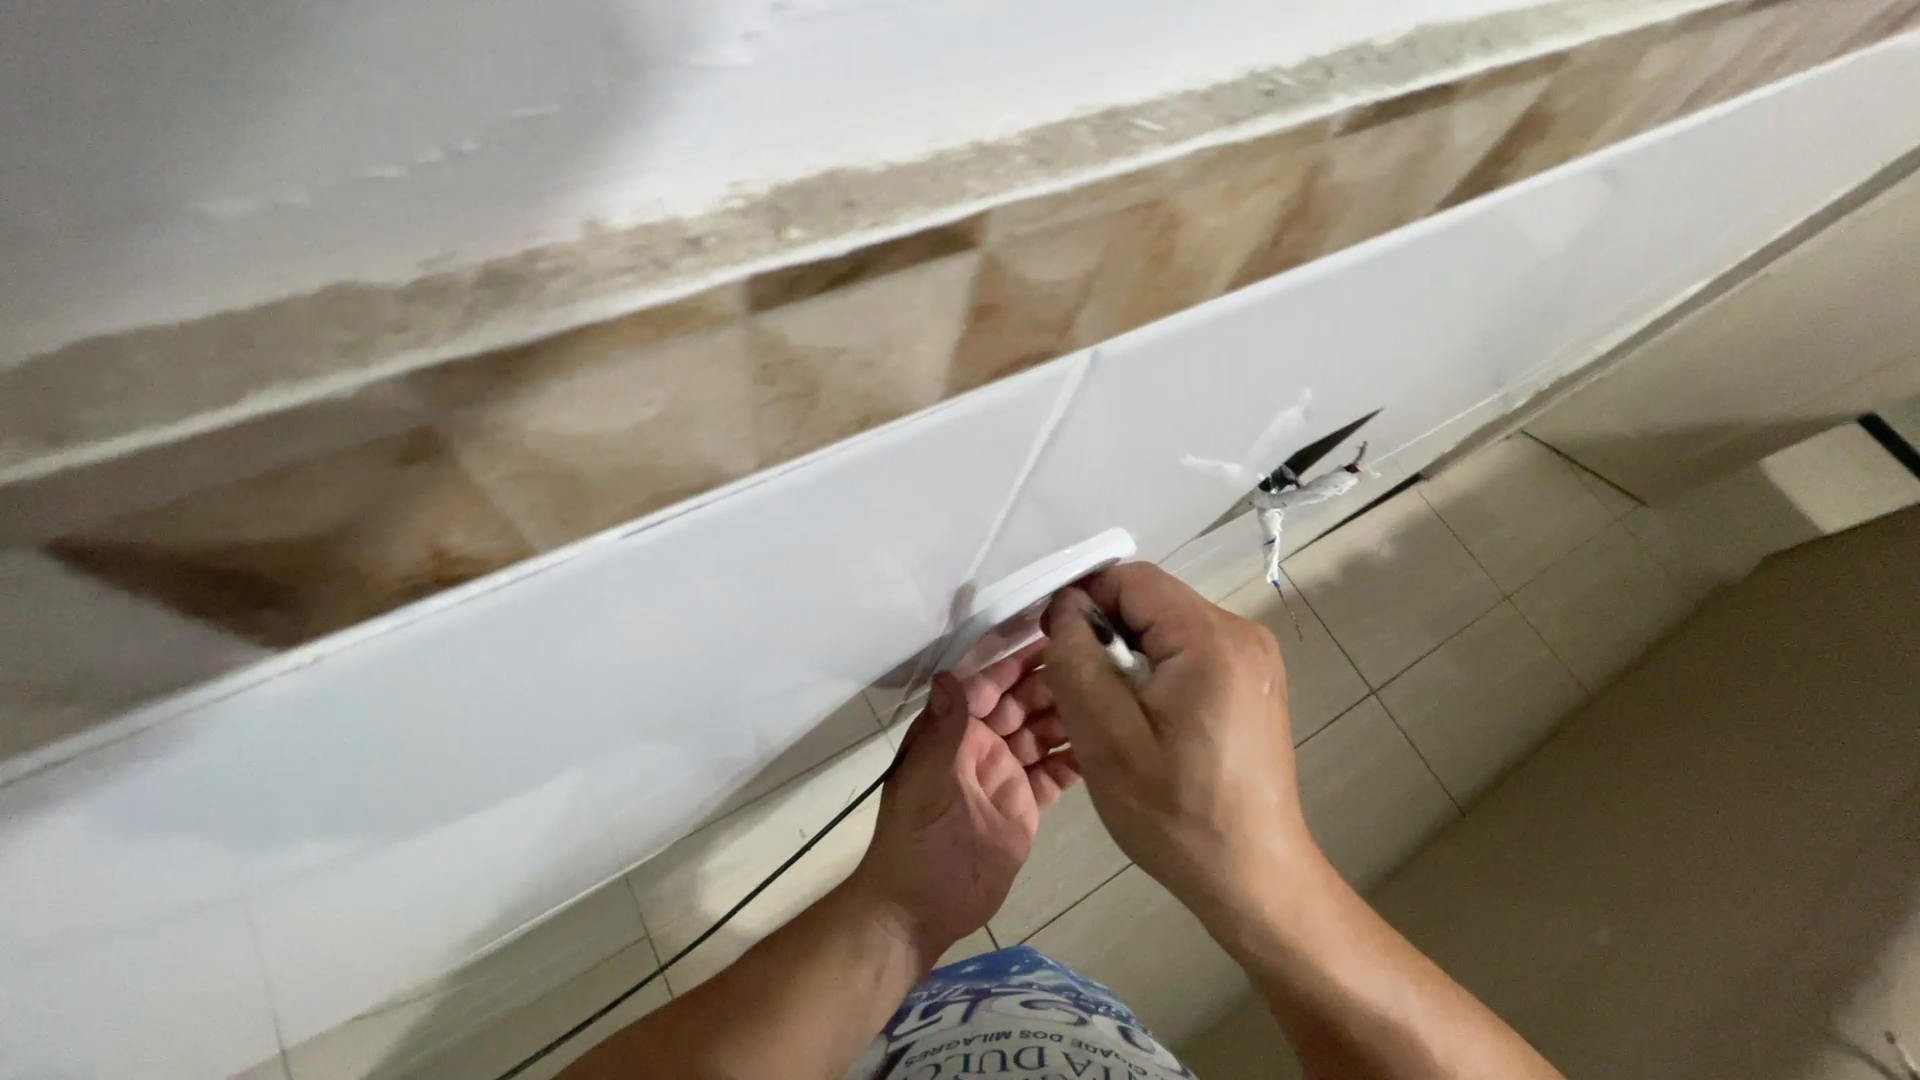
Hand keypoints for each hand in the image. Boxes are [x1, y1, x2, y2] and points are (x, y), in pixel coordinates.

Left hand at [852, 644, 1081, 961]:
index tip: (1052, 632)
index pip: (988, 684)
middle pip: (1022, 704)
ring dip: (1071, 717)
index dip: (1016, 660)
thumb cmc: (915, 843)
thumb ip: (942, 733)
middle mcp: (981, 744)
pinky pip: (1055, 773)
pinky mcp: (1026, 804)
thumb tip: (948, 674)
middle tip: (1099, 663)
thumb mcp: (924, 785)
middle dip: (1054, 683)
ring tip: (1114, 697)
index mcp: (953, 732)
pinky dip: (1077, 760)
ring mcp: (1006, 774)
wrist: (922, 909)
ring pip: (1043, 734)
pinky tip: (1108, 745)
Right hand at [1041, 563, 1320, 931]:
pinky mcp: (1252, 681)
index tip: (1056, 651)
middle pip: (1150, 601)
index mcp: (1211, 639)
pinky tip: (1146, 722)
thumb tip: (1065, 608)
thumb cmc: (1176, 815)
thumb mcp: (1106, 741)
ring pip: (1165, 627)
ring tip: (1112, 714)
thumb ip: (1077, 662)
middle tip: (1082, 694)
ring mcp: (1253, 658)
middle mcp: (1241, 633)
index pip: (1131, 579)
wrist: (1254, 877)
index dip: (1083, 603)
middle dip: (1105, 635)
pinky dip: (1154, 673)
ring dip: (1127, 657)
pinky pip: (1187, 652)